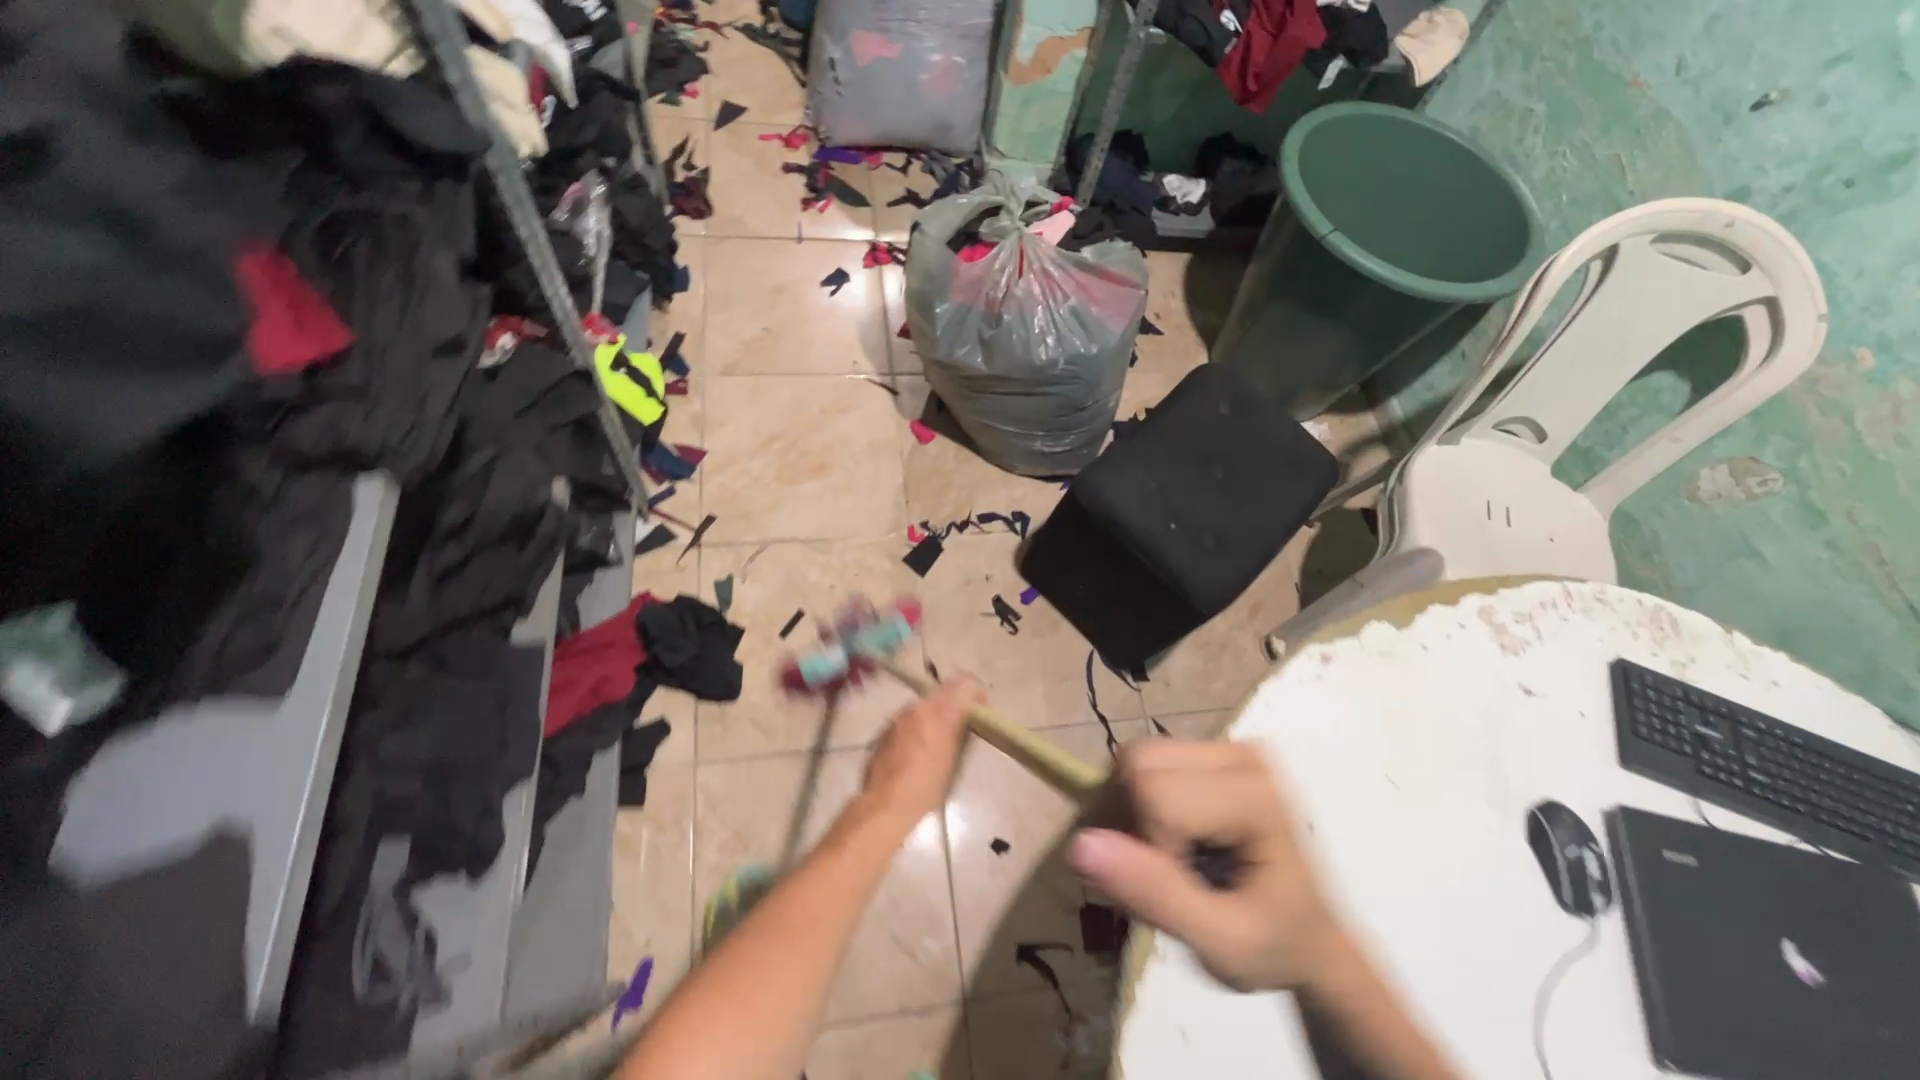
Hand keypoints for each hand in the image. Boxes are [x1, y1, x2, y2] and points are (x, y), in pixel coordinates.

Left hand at [861, 675, 983, 823]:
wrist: (886, 801)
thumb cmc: (927, 787)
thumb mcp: (953, 761)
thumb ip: (961, 733)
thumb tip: (966, 721)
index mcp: (940, 713)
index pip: (966, 685)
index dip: (977, 694)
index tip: (982, 708)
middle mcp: (919, 706)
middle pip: (944, 689)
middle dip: (956, 700)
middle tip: (964, 720)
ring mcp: (900, 714)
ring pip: (925, 702)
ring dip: (936, 710)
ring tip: (940, 733)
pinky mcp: (887, 726)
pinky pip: (909, 714)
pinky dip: (919, 721)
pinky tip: (919, 743)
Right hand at [1068, 739, 1344, 993]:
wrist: (1310, 941)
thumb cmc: (1273, 947)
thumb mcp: (1219, 942)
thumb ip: (1154, 893)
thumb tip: (1081, 844)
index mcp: (1254, 794)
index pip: (1152, 792)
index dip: (1146, 848)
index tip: (1183, 890)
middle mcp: (1241, 754)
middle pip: (1137, 762)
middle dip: (1130, 823)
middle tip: (1164, 875)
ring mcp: (1227, 749)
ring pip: (1133, 760)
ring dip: (1131, 816)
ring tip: (1168, 863)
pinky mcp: (1211, 754)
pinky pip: (1144, 765)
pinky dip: (1138, 806)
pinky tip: (1170, 844)